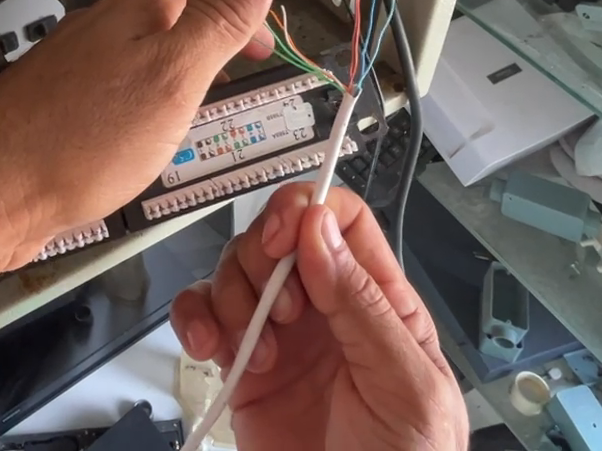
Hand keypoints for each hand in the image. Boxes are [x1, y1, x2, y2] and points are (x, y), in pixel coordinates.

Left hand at [0, 0, 282, 269]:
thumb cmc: (83, 137)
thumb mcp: (175, 73)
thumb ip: (219, 13)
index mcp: (135, 11)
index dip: (243, 12)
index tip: (268, 44)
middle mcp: (100, 26)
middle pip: (170, 19)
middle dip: (210, 41)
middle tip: (239, 76)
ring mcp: (73, 62)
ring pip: (140, 53)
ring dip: (175, 70)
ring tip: (199, 106)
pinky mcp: (55, 99)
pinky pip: (113, 87)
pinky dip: (141, 99)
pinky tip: (140, 132)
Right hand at [171, 184, 466, 450]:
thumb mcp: (406, 390)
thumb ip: (364, 306)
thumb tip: (317, 227)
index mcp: (376, 300)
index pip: (341, 219)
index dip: (305, 210)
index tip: (282, 238)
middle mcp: (323, 305)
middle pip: (276, 233)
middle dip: (262, 261)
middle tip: (278, 313)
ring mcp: (278, 331)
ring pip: (235, 266)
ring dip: (229, 296)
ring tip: (253, 351)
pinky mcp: (239, 360)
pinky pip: (202, 311)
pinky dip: (194, 317)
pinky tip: (210, 349)